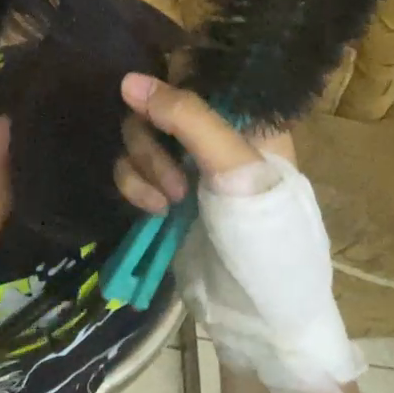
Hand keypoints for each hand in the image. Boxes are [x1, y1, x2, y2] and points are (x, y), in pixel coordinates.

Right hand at [121, 72, 357, 392]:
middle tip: (172, 180)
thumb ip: (187, 118)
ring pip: (139, 138)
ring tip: (165, 203)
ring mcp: (189, 166)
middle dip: (152, 141)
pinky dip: (133, 186)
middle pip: (158, 105)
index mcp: (251, 120)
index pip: (199, 73)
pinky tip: (151, 211)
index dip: (168, 84)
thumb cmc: (266, 240)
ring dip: (142, 167)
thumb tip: (128, 79)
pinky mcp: (164, 193)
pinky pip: (131, 170)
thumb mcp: (235, 171)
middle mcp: (217, 135)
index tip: (156, 111)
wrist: (256, 319)